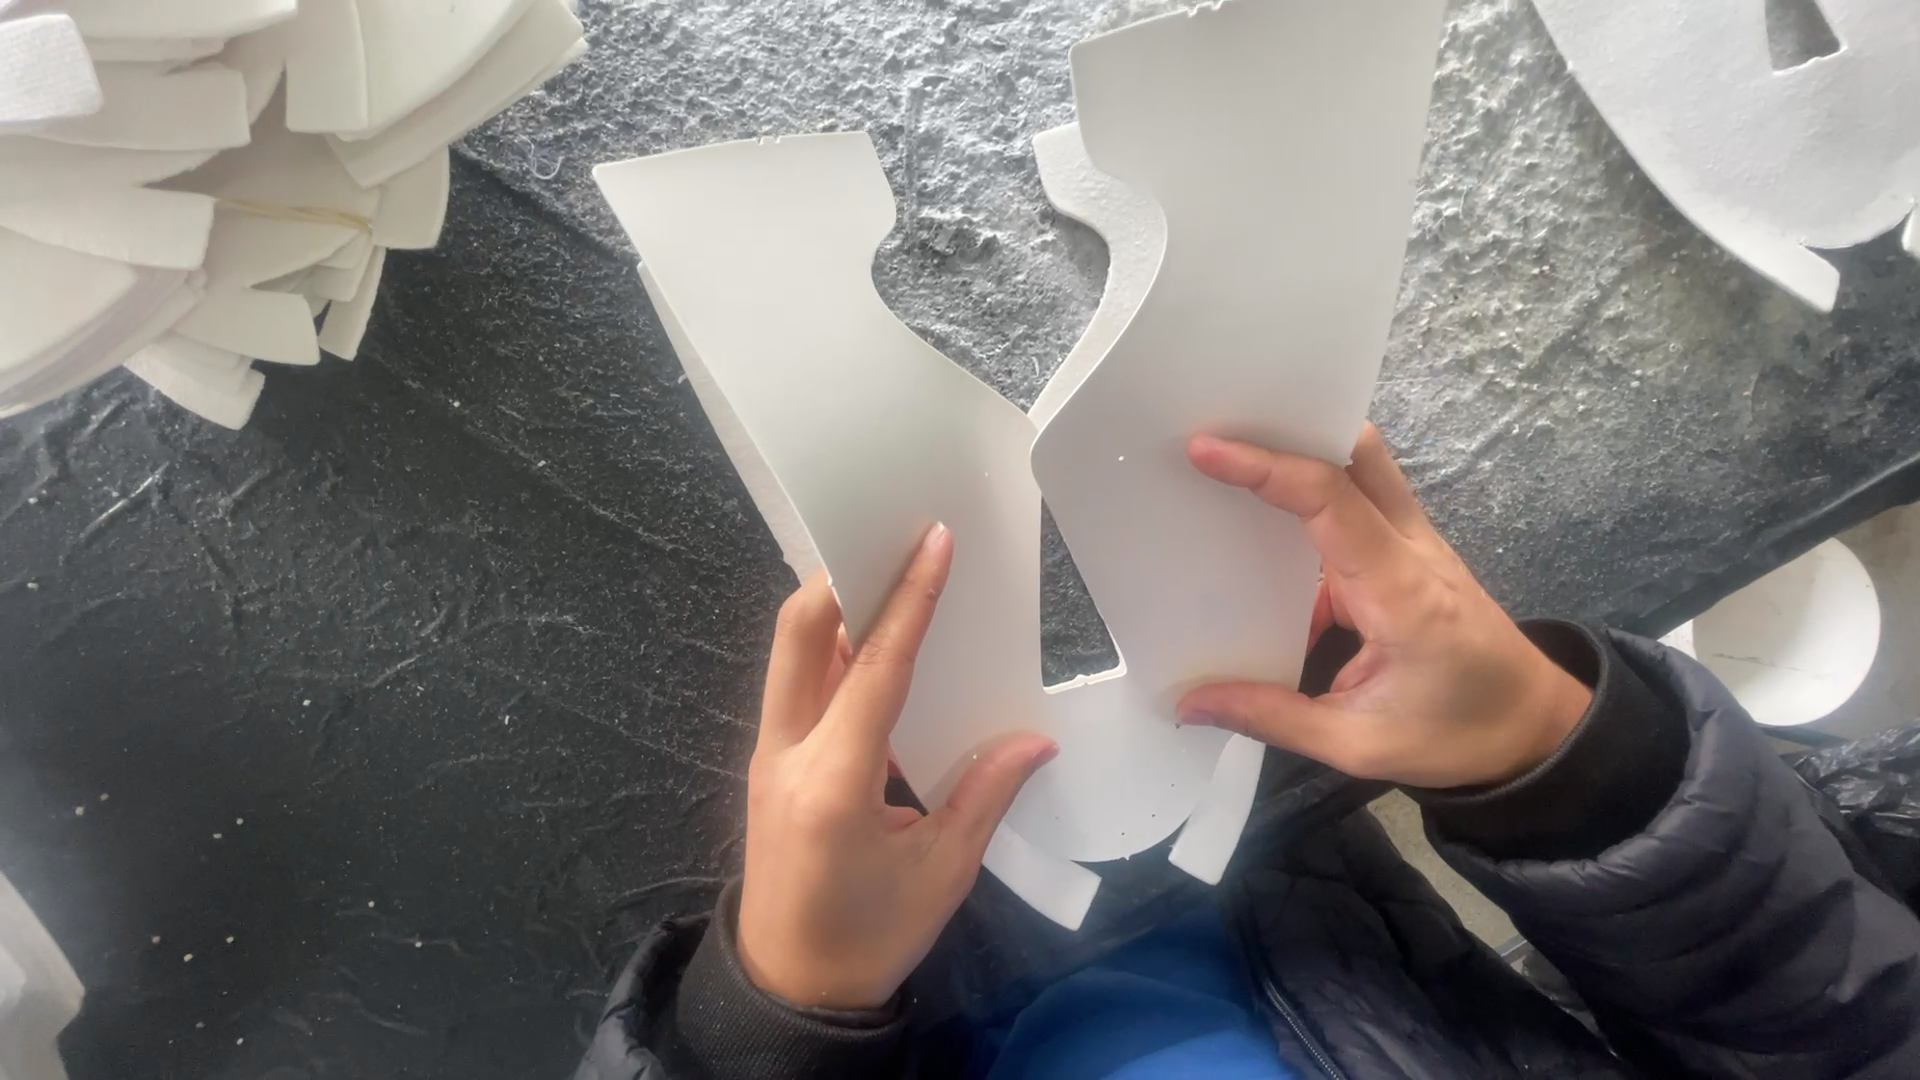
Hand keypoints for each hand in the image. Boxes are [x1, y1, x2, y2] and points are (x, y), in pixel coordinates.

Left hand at [737, 523, 1056, 1008]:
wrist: (787, 990)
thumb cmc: (868, 937)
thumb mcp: (941, 875)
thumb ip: (985, 797)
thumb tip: (1035, 741)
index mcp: (835, 784)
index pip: (877, 668)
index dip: (909, 599)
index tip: (932, 541)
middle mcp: (788, 752)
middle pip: (798, 634)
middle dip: (841, 576)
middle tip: (891, 543)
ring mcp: (769, 753)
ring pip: (790, 651)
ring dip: (832, 605)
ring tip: (883, 574)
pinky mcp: (770, 758)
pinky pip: (797, 679)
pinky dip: (830, 644)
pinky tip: (869, 641)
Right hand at [1176, 425, 1591, 789]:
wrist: (1539, 732)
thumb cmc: (1458, 735)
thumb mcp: (1359, 746)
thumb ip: (1271, 718)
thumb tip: (1191, 702)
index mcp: (1399, 591)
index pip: (1329, 501)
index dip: (1265, 467)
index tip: (1206, 449)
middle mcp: (1410, 549)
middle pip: (1359, 454)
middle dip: (1293, 428)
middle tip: (1227, 425)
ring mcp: (1414, 545)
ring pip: (1363, 467)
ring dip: (1304, 449)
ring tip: (1235, 454)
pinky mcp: (1405, 554)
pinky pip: (1358, 500)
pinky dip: (1312, 487)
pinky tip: (1267, 512)